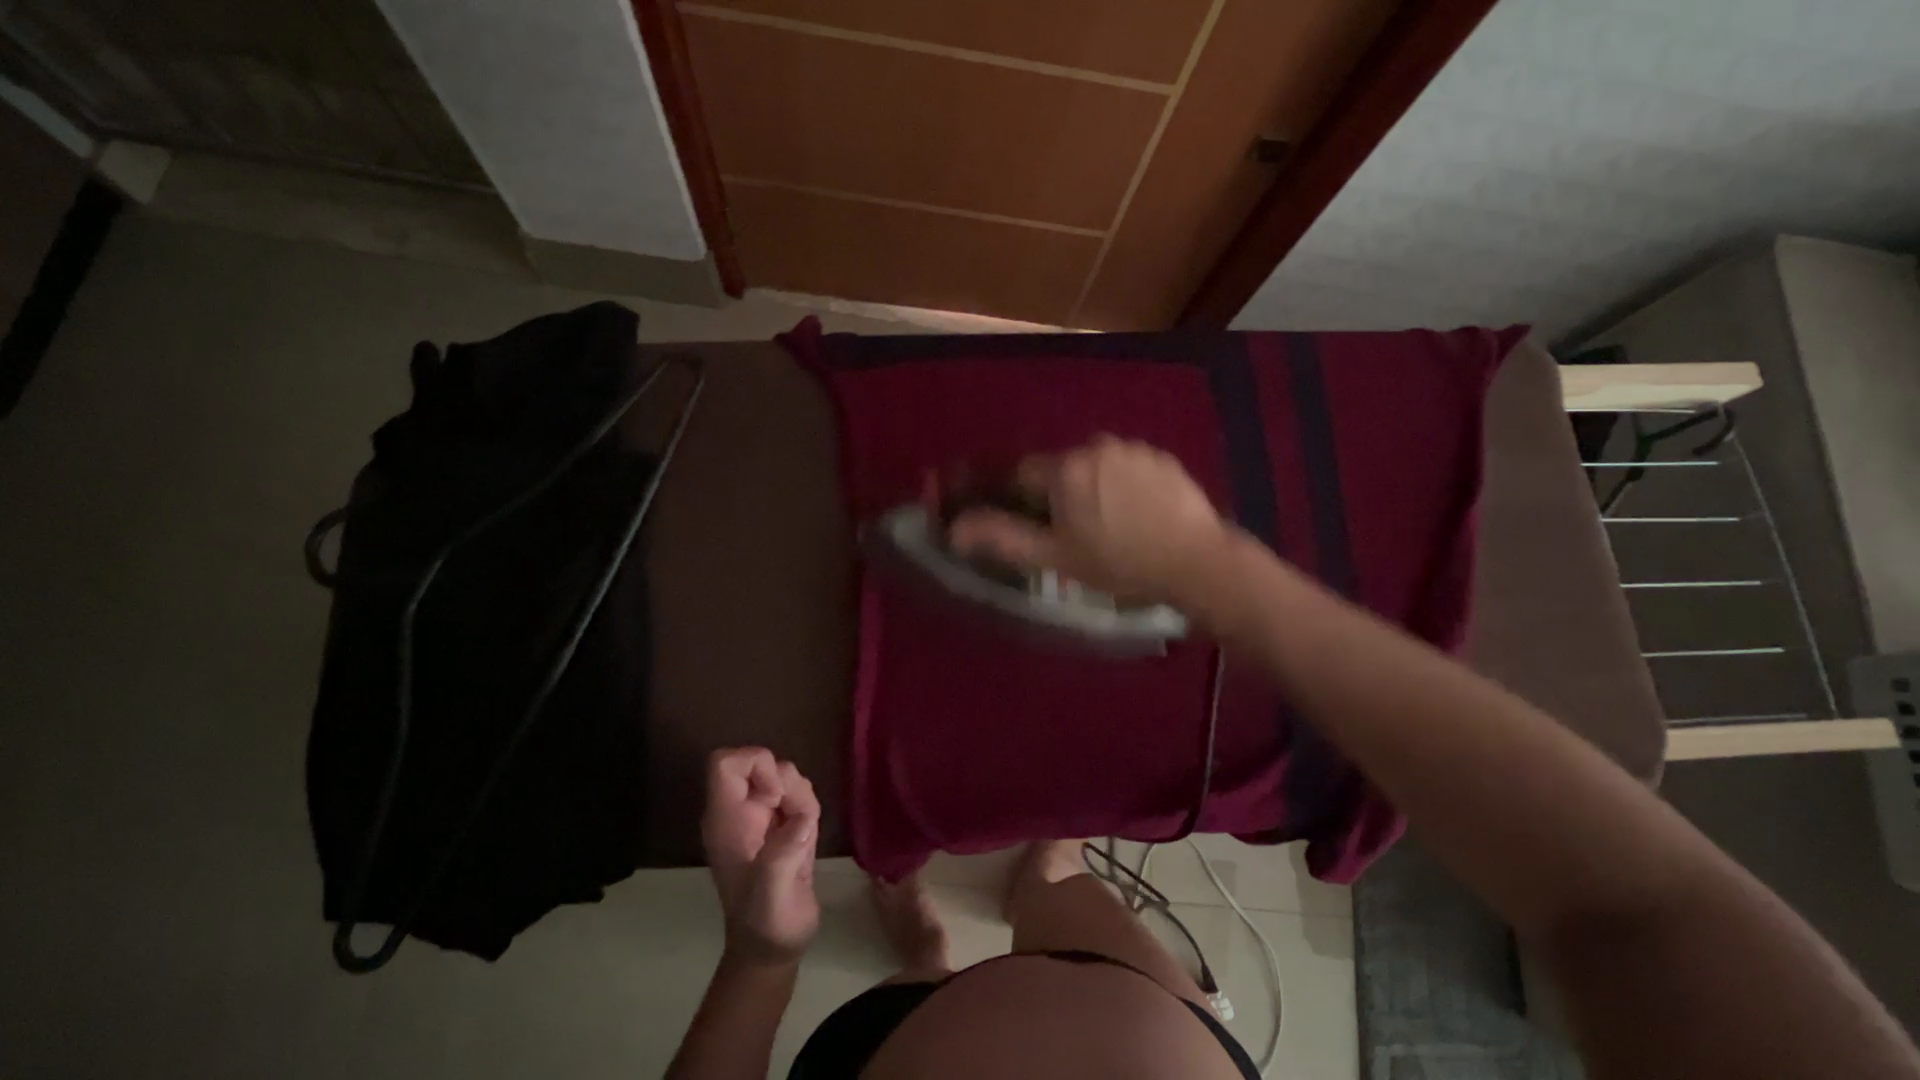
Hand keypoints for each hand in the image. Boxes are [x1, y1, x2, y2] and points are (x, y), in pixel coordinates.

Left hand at [701, 748, 820, 964]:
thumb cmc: (765, 924)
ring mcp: (762, 818)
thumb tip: (801, 820)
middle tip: (795, 818)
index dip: (754, 764)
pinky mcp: (783, 825)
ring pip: (783, 775)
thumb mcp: (771, 894)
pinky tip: (809, 835)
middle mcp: (741, 812)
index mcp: (726, 821)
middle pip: (760, 763)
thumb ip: (781, 856)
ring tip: (804, 832)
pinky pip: (797, 794)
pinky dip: (809, 806)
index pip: (725, 764)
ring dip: (801, 795)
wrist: (774, 949)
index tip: (774, 795)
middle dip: (786, 782)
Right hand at [947, 435, 1230, 603]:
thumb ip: (1002, 538)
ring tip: (1111, 530)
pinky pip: (1126, 469)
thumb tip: (954, 528)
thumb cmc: (1120, 565)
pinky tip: (1137, 518)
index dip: (1016, 499)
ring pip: (1094, 468)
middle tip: (1074, 537)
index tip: (1029, 525)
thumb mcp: (1056, 559)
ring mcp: (1133, 450)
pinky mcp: (1162, 458)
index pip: (1020, 474)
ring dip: (1091, 490)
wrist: (1198, 564)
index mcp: (1064, 469)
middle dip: (1058, 497)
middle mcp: (1095, 447)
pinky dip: (1122, 488)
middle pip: (1059, 470)